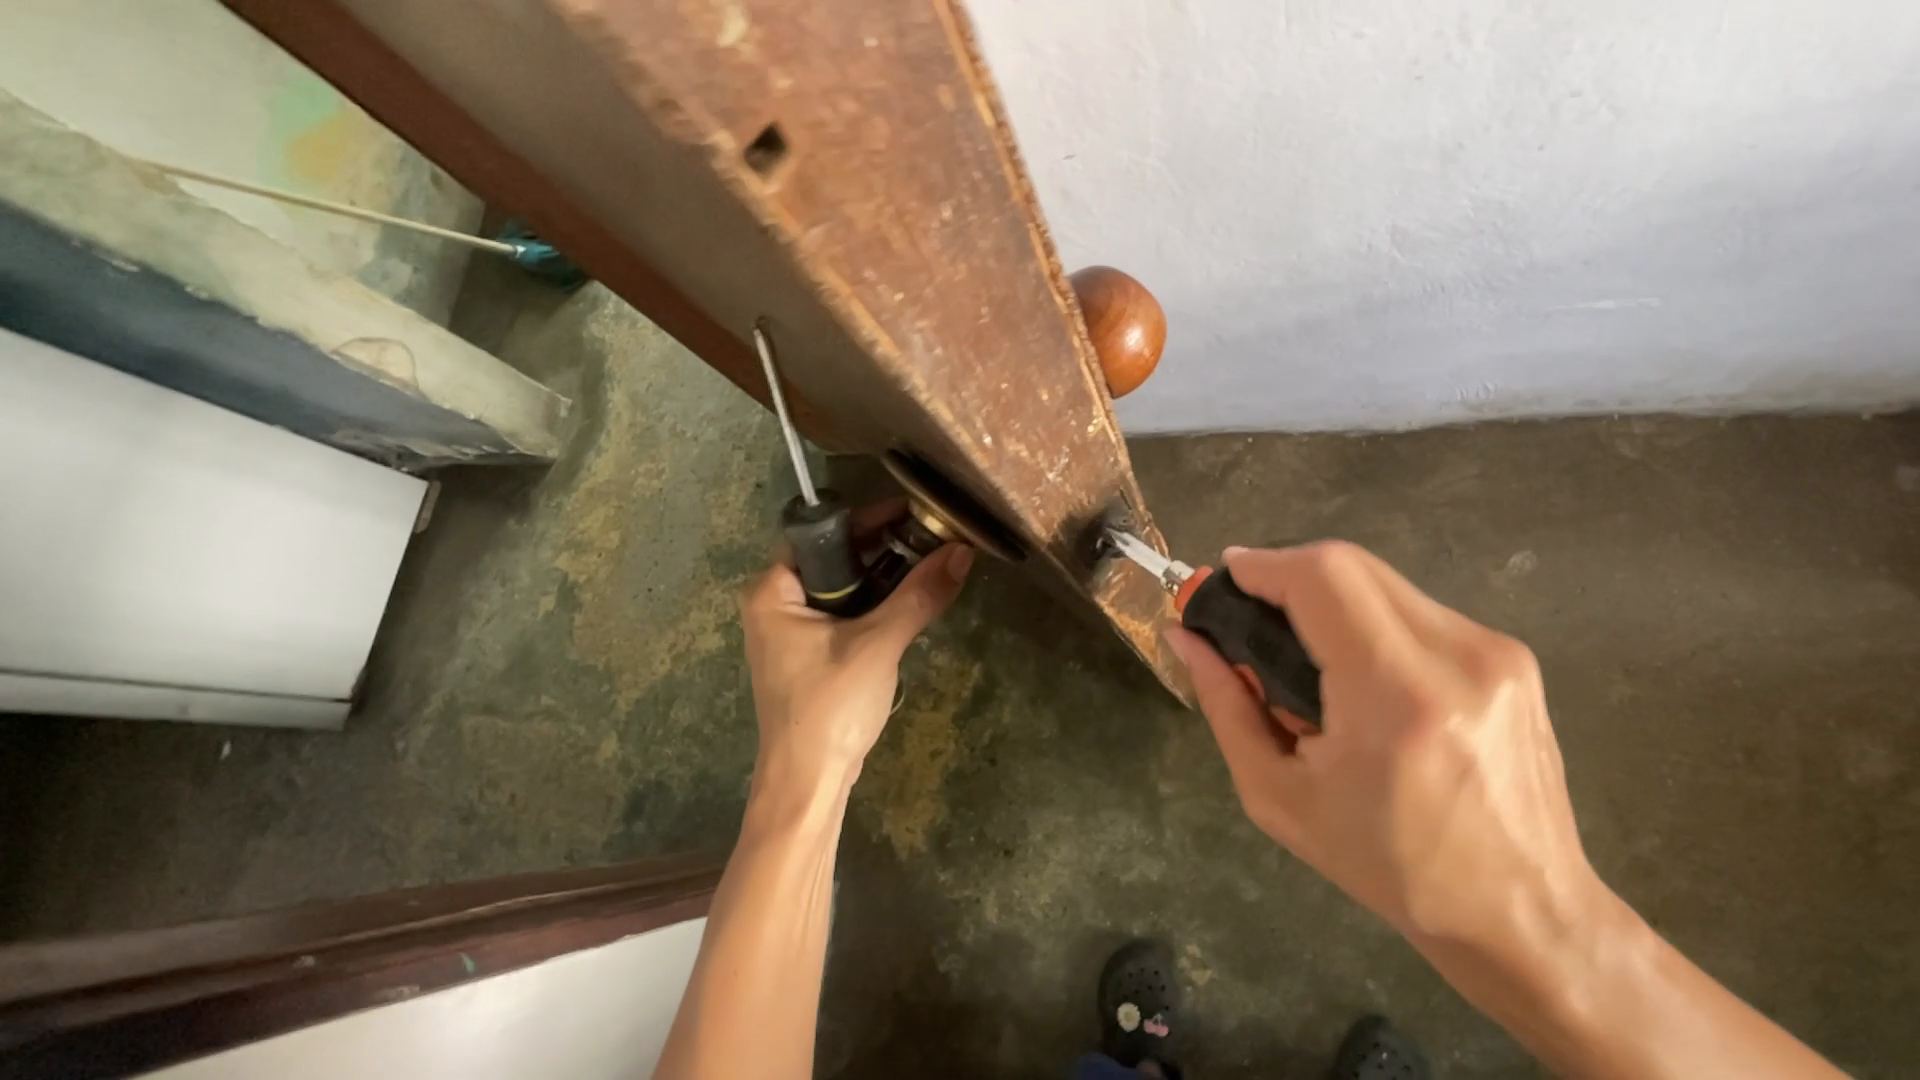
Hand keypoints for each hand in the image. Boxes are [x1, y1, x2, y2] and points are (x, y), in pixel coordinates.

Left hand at [739, 506, 972, 795]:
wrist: (809, 783)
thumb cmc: (830, 707)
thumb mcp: (878, 644)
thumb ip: (919, 595)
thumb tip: (963, 551)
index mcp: (772, 590)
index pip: (821, 533)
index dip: (868, 520)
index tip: (915, 514)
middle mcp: (774, 604)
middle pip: (834, 558)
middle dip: (882, 549)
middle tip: (930, 540)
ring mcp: (791, 632)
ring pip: (842, 587)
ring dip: (883, 579)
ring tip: (929, 566)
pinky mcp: (810, 655)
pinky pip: (844, 614)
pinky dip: (874, 607)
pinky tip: (909, 606)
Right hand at [1167, 542, 1603, 960]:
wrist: (1521, 911)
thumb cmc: (1387, 864)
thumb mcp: (1278, 795)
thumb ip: (1225, 704)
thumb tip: (1184, 638)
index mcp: (1396, 694)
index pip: (1322, 578)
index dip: (1264, 565)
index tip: (1225, 580)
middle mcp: (1457, 654)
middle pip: (1352, 565)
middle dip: (1288, 574)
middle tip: (1251, 614)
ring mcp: (1495, 650)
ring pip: (1384, 583)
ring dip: (1329, 599)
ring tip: (1302, 655)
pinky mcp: (1512, 657)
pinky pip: (1416, 610)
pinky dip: (1369, 620)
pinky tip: (1356, 672)